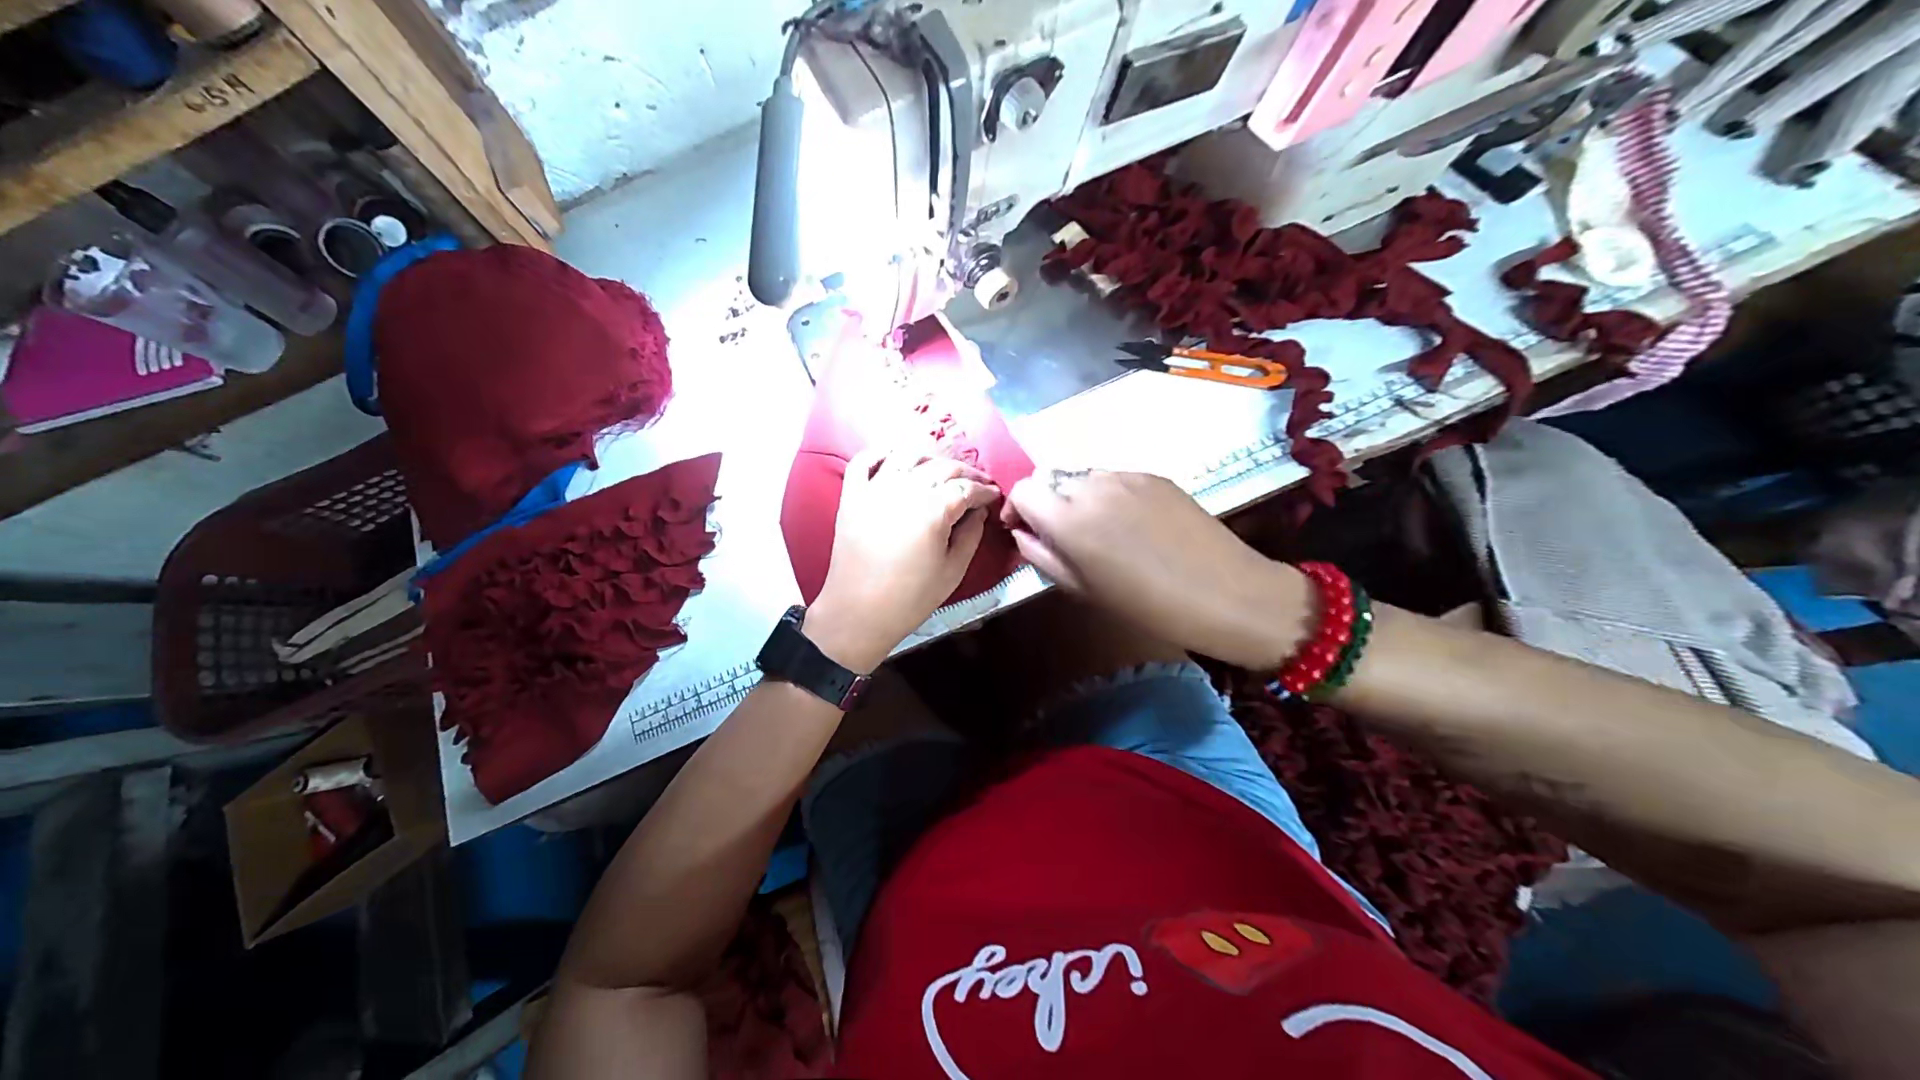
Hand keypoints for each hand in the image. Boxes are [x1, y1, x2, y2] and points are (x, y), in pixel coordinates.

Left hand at [803, 447, 1001, 672]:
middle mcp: (905, 488)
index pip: (966, 488)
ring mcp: (875, 488)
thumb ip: (971, 534)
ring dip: (930, 458)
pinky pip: (864, 461)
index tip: (994, 496)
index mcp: (934, 508)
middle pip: (942, 466)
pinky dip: (880, 452)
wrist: (858, 612)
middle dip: (965, 473)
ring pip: (908, 455)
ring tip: (941, 471)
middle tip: (976, 484)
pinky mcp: (852, 495)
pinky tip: (895, 457)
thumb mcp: (953, 571)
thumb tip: (978, 511)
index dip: (985, 490)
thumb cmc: (911, 597)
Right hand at [1001, 469, 1312, 669]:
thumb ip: (1042, 555)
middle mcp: (1092, 486)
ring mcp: (1126, 476)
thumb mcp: (1082, 589)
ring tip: (1095, 530)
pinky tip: (1128, 525)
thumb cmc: (1147, 605)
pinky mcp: (1154, 476)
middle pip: (1050, 477)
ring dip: (1075, 496)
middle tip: (1058, 534)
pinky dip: (1107, 495)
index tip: (1025, 531)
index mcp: (1068, 518)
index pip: (1023, 490)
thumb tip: (1025, 534)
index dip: (1017, 509)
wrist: (1225, 593)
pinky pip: (1114, 478)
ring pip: (1083, 475)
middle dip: (1045, 501)